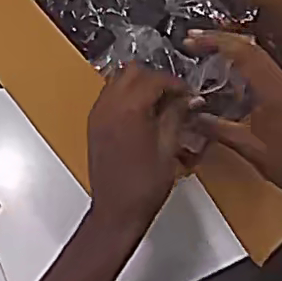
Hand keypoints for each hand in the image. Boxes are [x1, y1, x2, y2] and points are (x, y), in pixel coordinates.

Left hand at [86, 65, 199, 232]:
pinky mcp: (93, 123)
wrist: (116, 208)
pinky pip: (109, 96)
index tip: (188, 94)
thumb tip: (187, 99)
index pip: (153, 78)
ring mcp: (97, 114)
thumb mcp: (168, 148)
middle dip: (155, 78)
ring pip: (117, 81)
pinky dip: (126, 96)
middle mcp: (108, 106)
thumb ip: (176, 116)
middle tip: (175, 95)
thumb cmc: (144, 185)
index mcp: (128, 110)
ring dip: (139, 85)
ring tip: (161, 104)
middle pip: (131, 72)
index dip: (175, 83)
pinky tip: (143, 114)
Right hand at [185, 31, 281, 207]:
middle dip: (219, 40)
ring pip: (255, 57)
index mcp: (273, 88)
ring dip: (229, 50)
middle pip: (249, 47)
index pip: (242, 51)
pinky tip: (224, 76)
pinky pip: (259, 71)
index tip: (191, 41)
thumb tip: (190, 115)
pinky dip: (238, 66)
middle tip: (193, 40)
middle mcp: (281, 83)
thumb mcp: (247, 146)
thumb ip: (215, 127)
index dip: (214, 42)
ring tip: (204, 51)